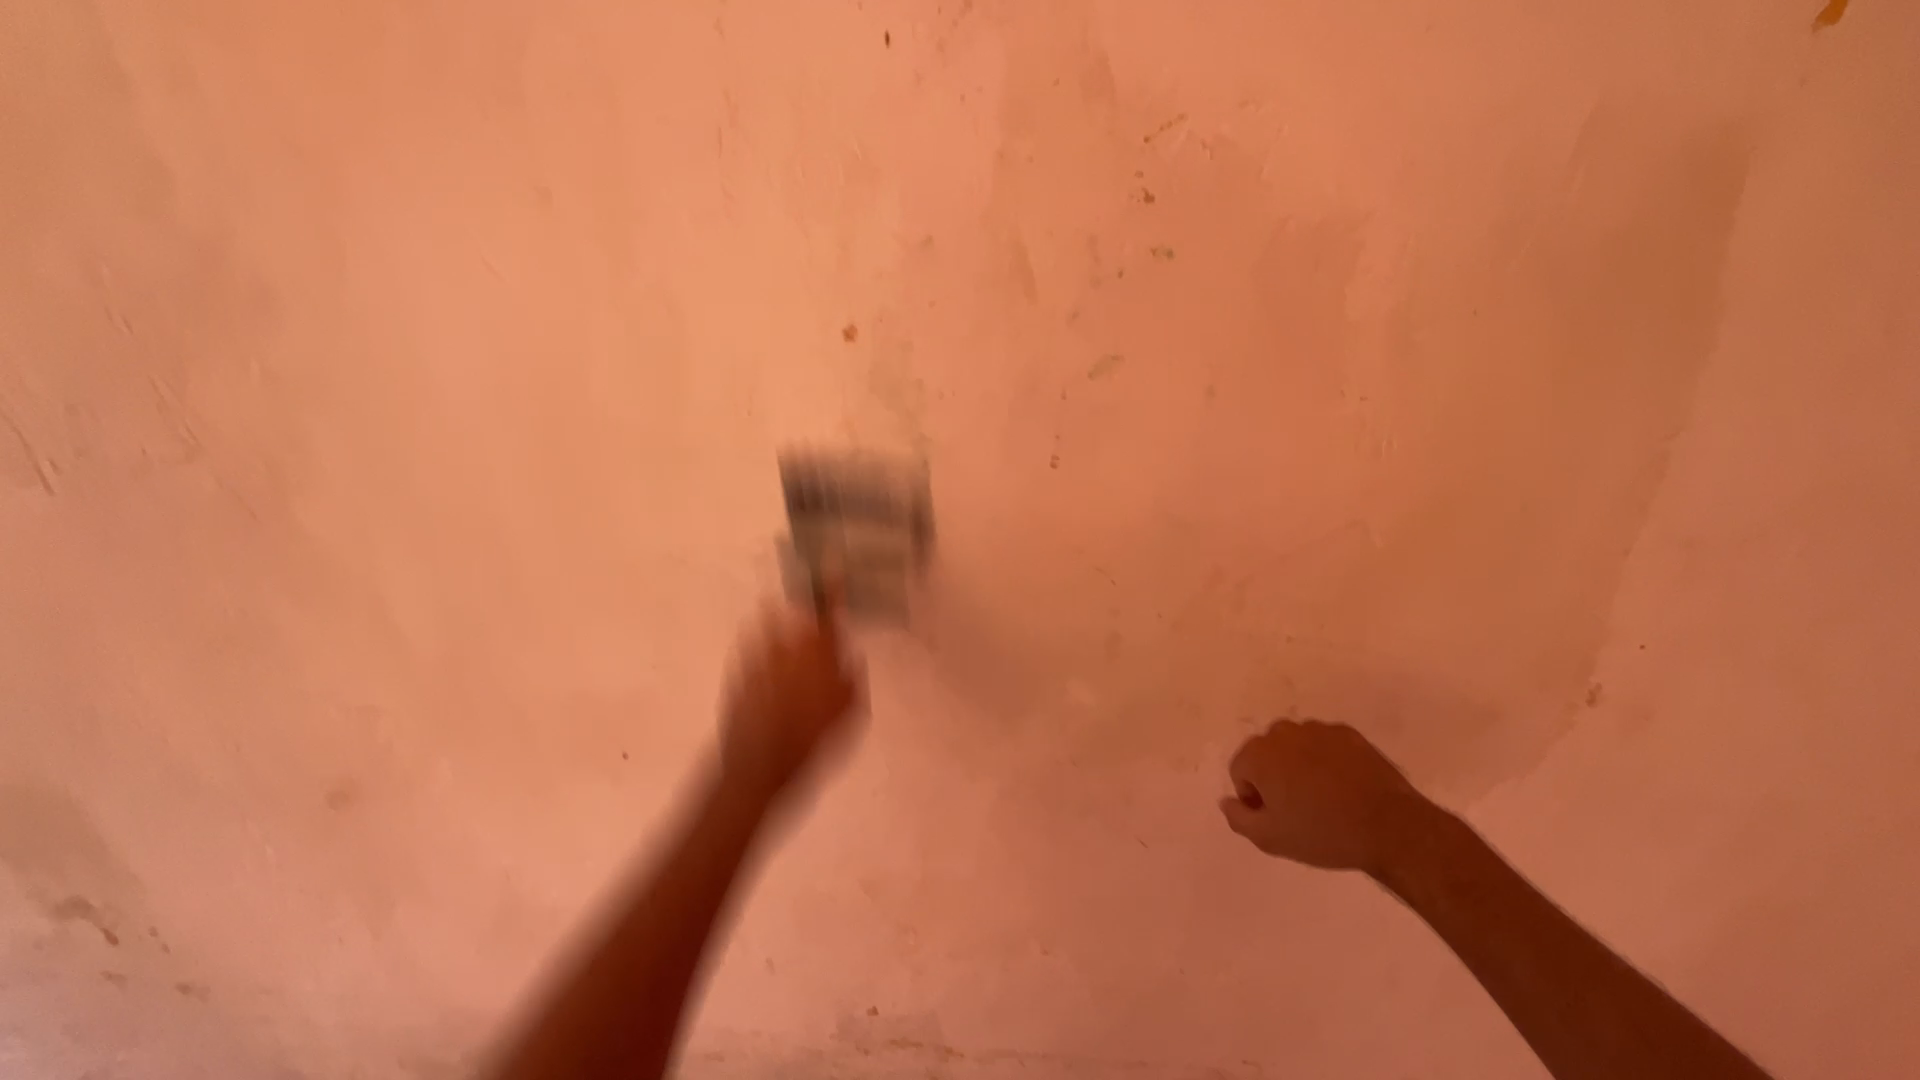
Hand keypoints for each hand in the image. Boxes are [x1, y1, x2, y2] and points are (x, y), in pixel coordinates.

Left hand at [720, 596, 865, 797]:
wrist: (758, 767)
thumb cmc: (812, 742)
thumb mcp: (851, 714)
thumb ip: (852, 678)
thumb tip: (849, 657)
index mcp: (819, 654)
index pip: (828, 611)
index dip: (832, 587)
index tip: (833, 566)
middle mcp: (787, 647)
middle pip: (795, 612)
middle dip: (804, 606)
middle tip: (811, 610)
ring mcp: (758, 657)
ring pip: (769, 624)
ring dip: (778, 619)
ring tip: (784, 624)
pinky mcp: (738, 672)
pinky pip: (751, 647)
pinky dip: (759, 644)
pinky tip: (765, 656)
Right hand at [1219, 719, 1434, 875]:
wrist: (1390, 827)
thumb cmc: (1323, 834)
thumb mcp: (1270, 838)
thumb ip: (1238, 817)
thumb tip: (1228, 800)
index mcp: (1260, 754)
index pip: (1240, 771)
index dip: (1254, 798)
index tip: (1277, 818)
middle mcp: (1284, 732)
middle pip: (1266, 754)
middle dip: (1274, 776)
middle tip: (1297, 808)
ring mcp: (1319, 730)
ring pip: (1296, 747)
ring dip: (1299, 766)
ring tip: (1323, 798)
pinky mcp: (1349, 734)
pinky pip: (1325, 745)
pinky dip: (1327, 761)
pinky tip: (1344, 788)